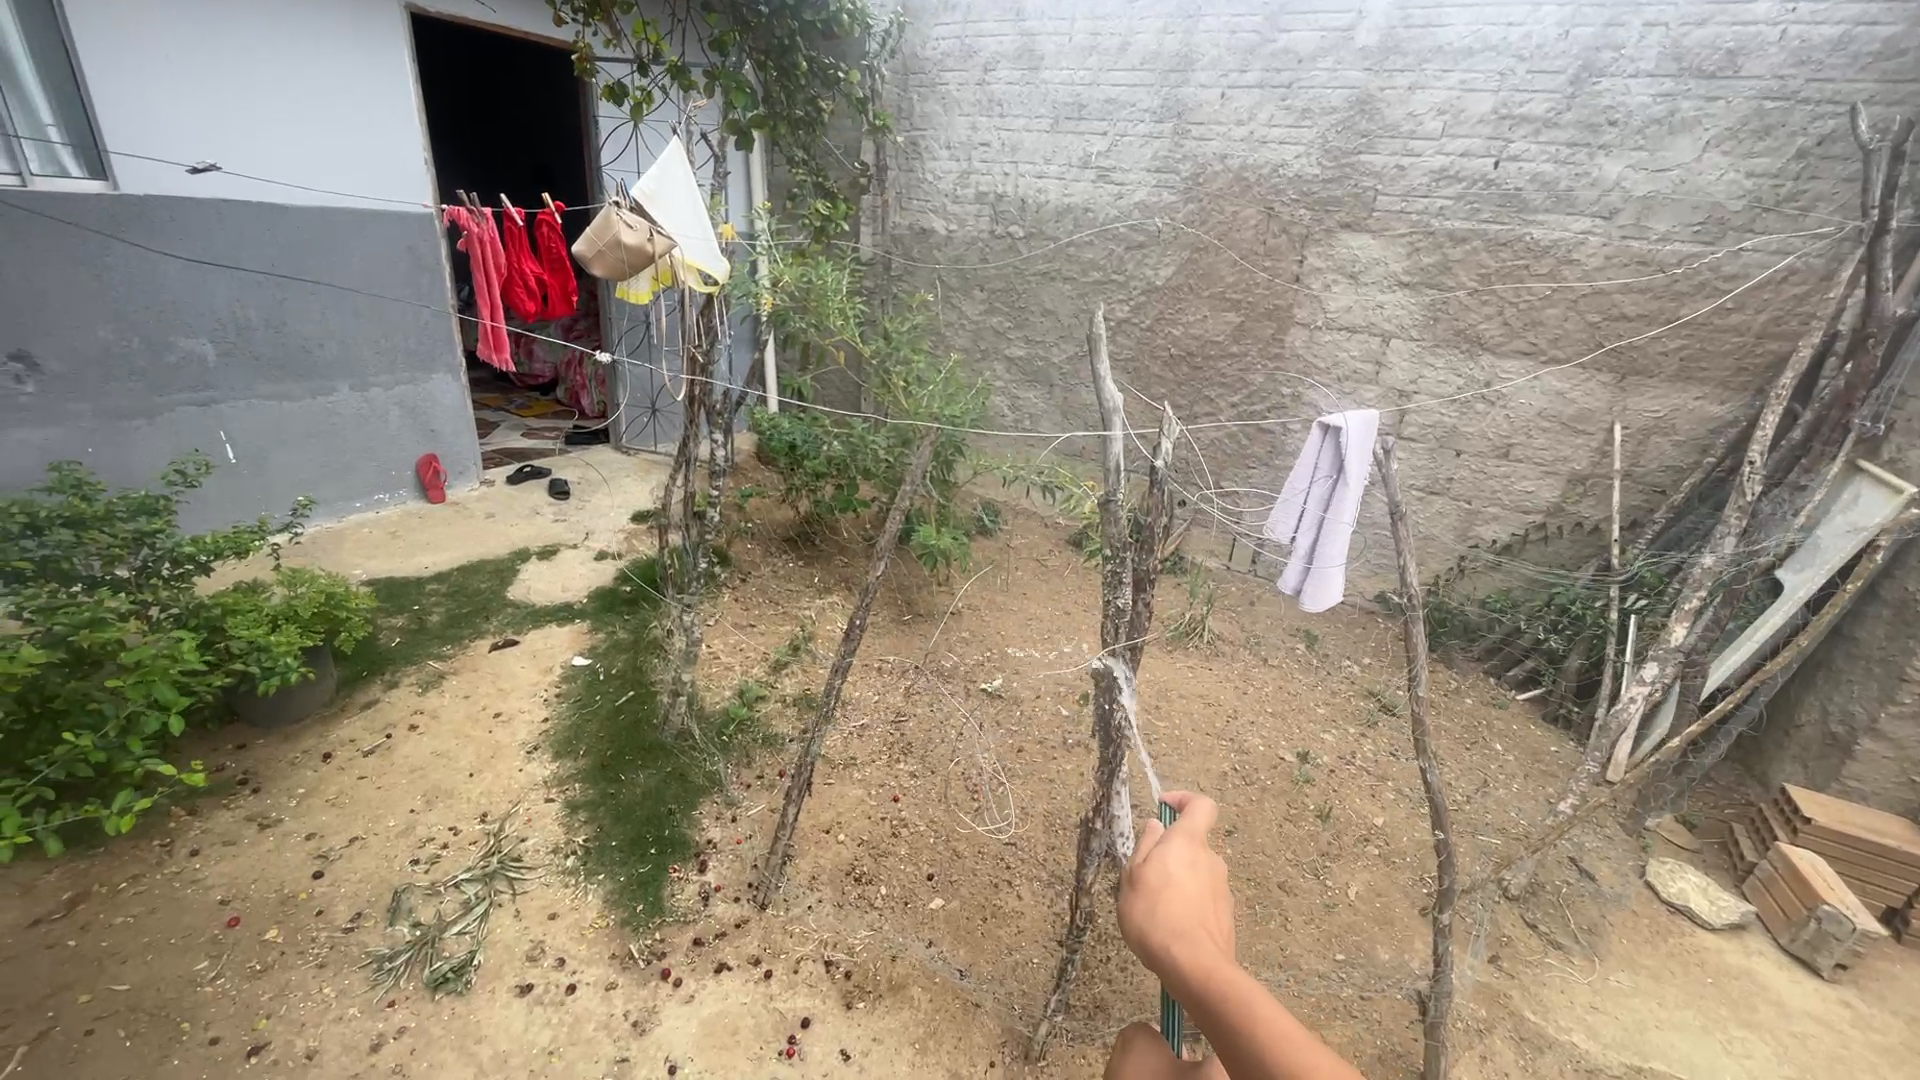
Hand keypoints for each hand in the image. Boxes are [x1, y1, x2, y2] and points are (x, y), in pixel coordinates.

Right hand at [1118, 790, 1234, 994]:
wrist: (1195, 967)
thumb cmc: (1154, 915)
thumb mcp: (1133, 876)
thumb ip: (1146, 845)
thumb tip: (1157, 826)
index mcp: (1188, 842)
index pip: (1201, 805)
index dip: (1183, 799)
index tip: (1162, 806)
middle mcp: (1211, 859)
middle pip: (1193, 843)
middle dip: (1170, 853)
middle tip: (1145, 876)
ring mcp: (1222, 888)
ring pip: (1196, 872)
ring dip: (1178, 880)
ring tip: (1154, 907)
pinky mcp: (1225, 914)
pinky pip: (1203, 897)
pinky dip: (1188, 902)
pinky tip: (1171, 925)